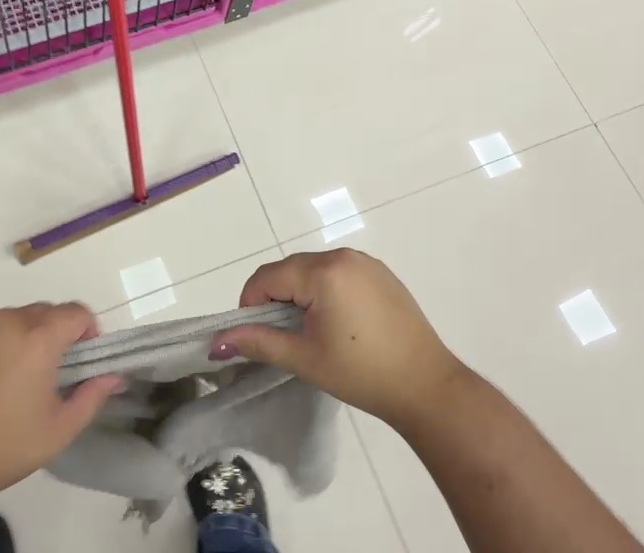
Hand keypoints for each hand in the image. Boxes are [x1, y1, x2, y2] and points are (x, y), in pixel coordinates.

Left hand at [0, 302, 121, 504]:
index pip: (77, 313)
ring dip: (31, 335)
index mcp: (38, 338)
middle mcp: (9, 320)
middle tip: (57, 373)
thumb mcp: (60, 429)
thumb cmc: (4, 446)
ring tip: (24, 376)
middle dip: (61, 334)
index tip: (86, 361)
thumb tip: (114, 376)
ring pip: (20, 317)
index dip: (89, 332)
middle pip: (48, 312)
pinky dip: (4, 340)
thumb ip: (92, 396)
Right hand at [209, 249, 467, 432]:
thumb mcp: (304, 358)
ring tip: (310, 333)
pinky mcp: (381, 273)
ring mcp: (365, 262)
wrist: (426, 386)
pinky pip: (338, 273)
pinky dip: (326, 292)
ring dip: (300, 295)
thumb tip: (217, 341)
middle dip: (276, 299)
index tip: (256, 337)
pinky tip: (338, 325)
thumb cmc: (361, 373)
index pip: (267, 277)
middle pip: (290, 269)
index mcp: (323, 272)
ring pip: (313, 270)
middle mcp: (343, 256)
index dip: (251, 305)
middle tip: (283, 339)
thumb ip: (258, 342)